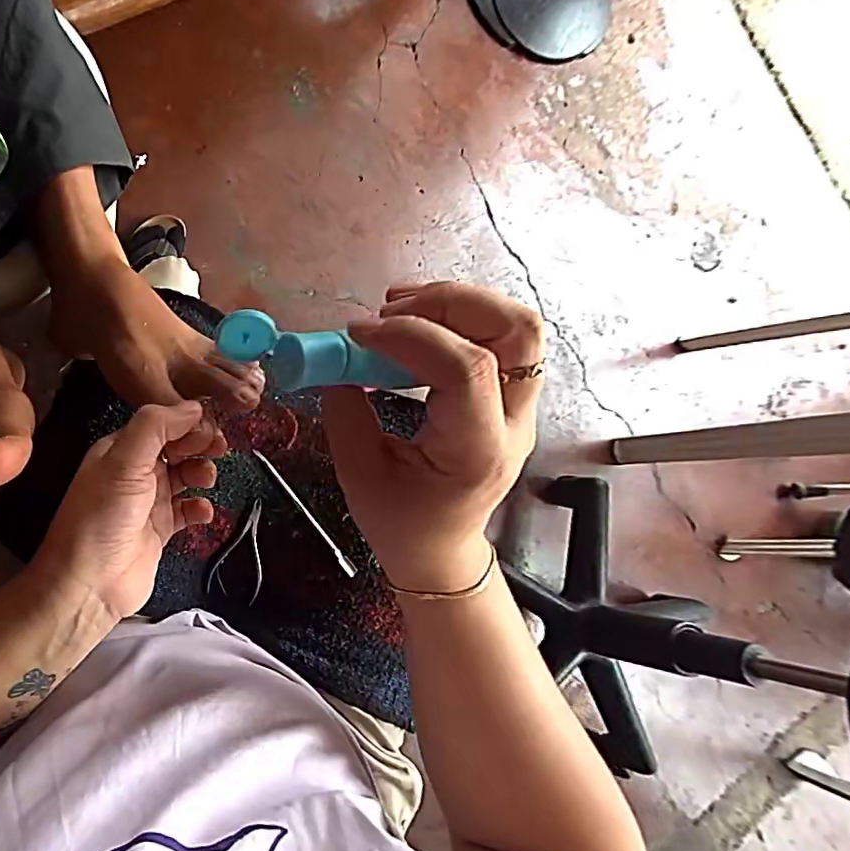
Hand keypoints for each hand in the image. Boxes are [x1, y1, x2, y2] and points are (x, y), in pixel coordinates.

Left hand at [30, 402, 225, 619]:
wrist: (90, 582)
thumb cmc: (101, 518)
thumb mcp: (123, 462)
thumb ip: (155, 428)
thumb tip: (191, 406)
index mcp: (118, 450)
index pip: (158, 424)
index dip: (186, 422)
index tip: (211, 427)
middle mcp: (131, 472)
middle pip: (174, 448)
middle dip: (198, 445)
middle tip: (218, 450)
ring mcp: (146, 501)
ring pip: (183, 476)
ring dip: (200, 473)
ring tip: (205, 480)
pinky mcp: (158, 529)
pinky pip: (186, 511)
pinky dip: (199, 508)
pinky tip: (203, 512)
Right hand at [320, 281, 543, 591]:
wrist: (438, 546)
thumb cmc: (398, 520)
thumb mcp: (357, 472)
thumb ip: (346, 413)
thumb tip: (332, 364)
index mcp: (476, 448)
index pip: (465, 368)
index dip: (409, 337)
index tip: (357, 334)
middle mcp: (511, 421)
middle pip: (516, 330)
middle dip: (450, 304)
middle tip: (389, 310)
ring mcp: (517, 406)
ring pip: (516, 326)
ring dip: (457, 304)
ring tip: (397, 309)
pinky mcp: (505, 397)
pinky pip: (497, 339)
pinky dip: (456, 319)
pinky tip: (411, 323)